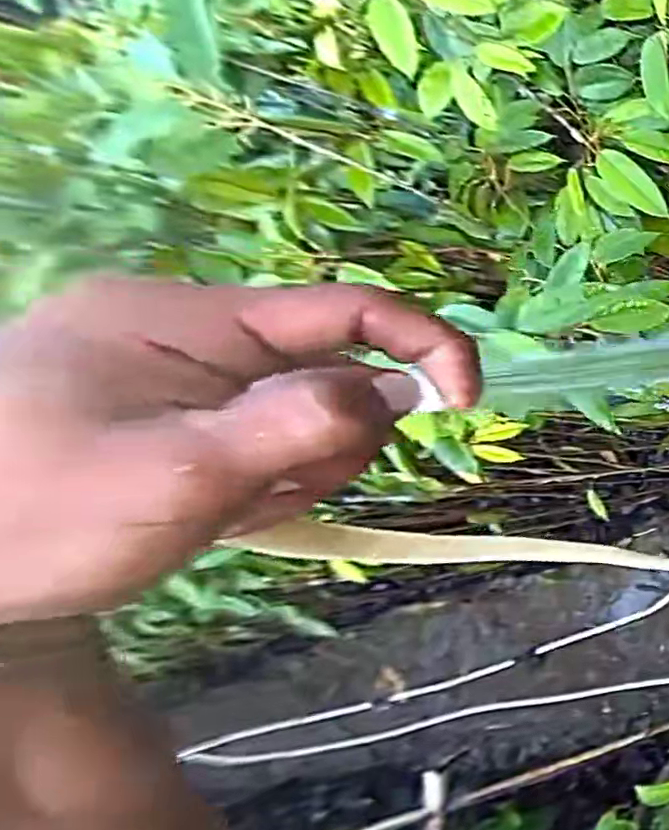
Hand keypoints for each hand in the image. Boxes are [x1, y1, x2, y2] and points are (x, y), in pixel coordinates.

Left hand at [0, 277, 479, 623]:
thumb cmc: (29, 521)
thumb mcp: (182, 474)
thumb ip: (306, 422)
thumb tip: (405, 390)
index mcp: (188, 319)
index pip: (353, 308)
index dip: (428, 346)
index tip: (465, 404)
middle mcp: (197, 331)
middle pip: (343, 365)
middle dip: (343, 432)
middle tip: (284, 485)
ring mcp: (195, 372)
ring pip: (325, 406)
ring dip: (313, 461)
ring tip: (240, 504)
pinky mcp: (194, 408)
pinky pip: (289, 431)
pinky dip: (284, 473)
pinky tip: (230, 503)